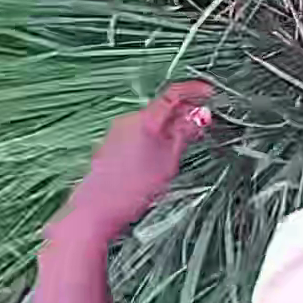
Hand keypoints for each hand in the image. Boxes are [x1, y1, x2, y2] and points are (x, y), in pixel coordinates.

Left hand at [48, 81, 212, 244]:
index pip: (174, 93)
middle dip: (185, 112)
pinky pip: (140, 132)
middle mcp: (128, 121)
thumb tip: (200, 115)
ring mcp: (117, 132)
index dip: (194, 90)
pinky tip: (161, 156)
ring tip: (183, 145)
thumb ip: (185, 133)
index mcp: (145, 120)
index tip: (209, 92)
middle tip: (202, 124)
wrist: (94, 212)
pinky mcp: (112, 145)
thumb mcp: (169, 159)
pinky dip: (155, 136)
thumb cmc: (130, 189)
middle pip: (163, 107)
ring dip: (170, 126)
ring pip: (152, 120)